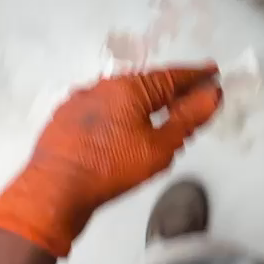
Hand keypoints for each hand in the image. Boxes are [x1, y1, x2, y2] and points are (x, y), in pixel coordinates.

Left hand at [0, 64, 222, 256]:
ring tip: (161, 114)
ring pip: (122, 96)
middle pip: (147, 84)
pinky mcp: (65, 119)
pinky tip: (125, 129)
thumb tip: (212, 94)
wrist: (51, 193)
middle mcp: (103, 86)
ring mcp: (80, 101)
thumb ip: (188, 119)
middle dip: (171, 90)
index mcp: (128, 87)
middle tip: (192, 97)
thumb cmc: (110, 169)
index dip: (195, 75)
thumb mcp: (159, 148)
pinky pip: (103, 109)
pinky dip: (122, 114)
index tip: (213, 71)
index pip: (172, 76)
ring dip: (145, 103)